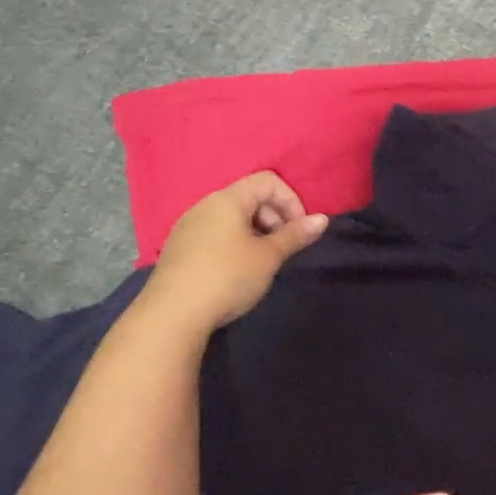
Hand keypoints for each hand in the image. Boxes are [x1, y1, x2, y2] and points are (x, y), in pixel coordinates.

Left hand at [139, 171, 326, 333]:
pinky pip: (217, 232)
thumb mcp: (269, 256)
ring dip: (257, 232)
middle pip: (250, 197)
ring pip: (233, 217)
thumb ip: (296, 235)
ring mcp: (189, 226)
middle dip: (275, 217)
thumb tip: (322, 219)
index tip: (299, 230)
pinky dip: (237, 242)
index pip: (268, 181)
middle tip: (284, 248)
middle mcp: (205, 205)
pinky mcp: (181, 247)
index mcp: (227, 200)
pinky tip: (239, 270)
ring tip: (264, 261)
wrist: (173, 313)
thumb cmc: (228, 276)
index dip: (291, 201)